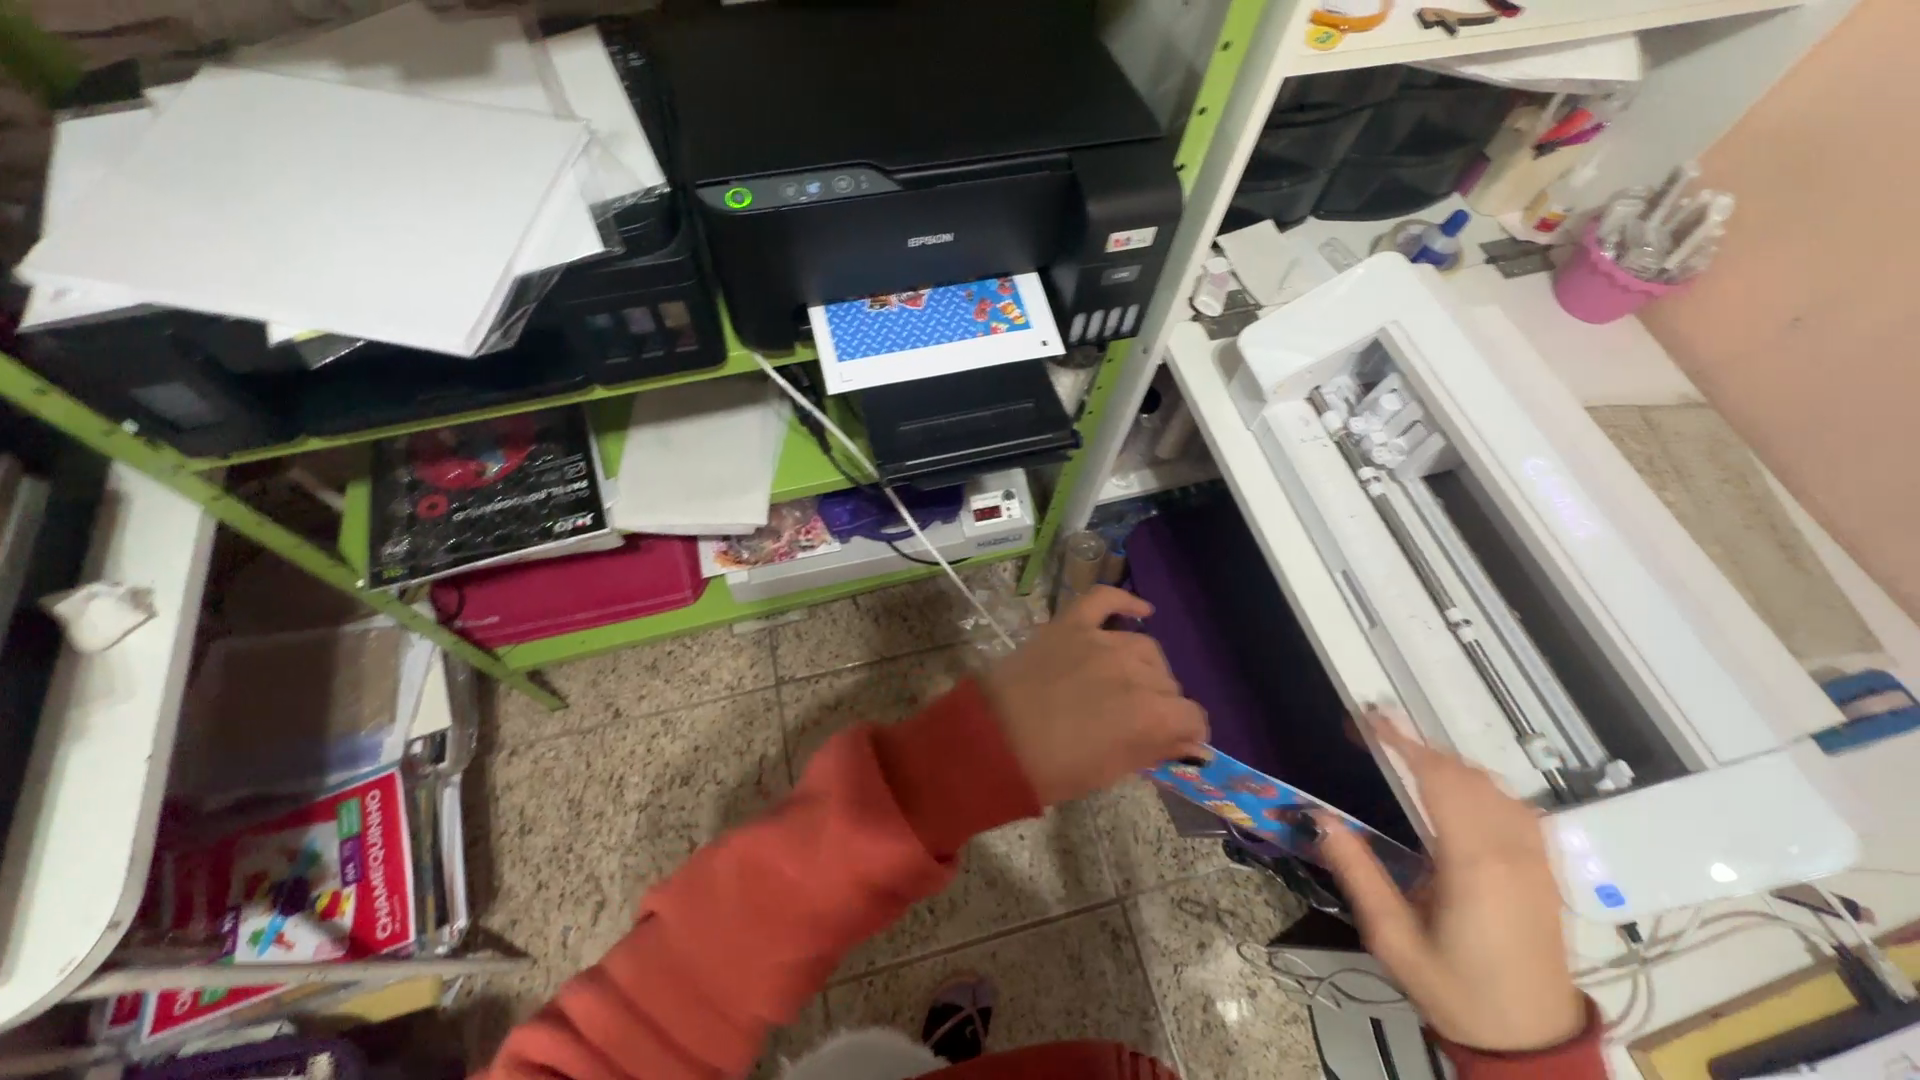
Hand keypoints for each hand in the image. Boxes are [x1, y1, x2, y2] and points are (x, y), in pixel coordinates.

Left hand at [981, 586, 1207, 805]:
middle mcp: (1135, 671)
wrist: (990, 741)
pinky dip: (1126, 601)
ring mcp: (1102, 640)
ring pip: (1144, 647)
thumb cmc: (1051, 769)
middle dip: (1161, 705)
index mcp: (1150, 715)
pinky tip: (1141, 610)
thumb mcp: (1110, 771)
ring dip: (1145, 668)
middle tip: (1137, 720)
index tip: (1175, 741)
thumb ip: (1153, 750)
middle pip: (1168, 683)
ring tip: (1127, 684)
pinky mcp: (1070, 623)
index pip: (1193, 717)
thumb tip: (1186, 742)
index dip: (1187, 732)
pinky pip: (1105, 599)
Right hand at [1316, 714, 1583, 1053]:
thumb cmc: (1455, 990)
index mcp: (1473, 863)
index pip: (1437, 779)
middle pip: (1466, 775)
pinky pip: (1516, 807)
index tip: (1368, 720)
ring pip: (1494, 786)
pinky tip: (1461, 793)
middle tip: (1376, 736)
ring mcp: (1535, 858)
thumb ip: (1358, 873)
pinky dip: (1482, 785)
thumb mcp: (1392, 938)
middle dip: (1420, 747)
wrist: (1531, 1039)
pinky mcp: (1545, 869)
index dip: (1401, 742)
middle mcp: (1511, 850)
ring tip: (1409, 759)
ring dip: (1450, 764)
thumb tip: (1323, 818)